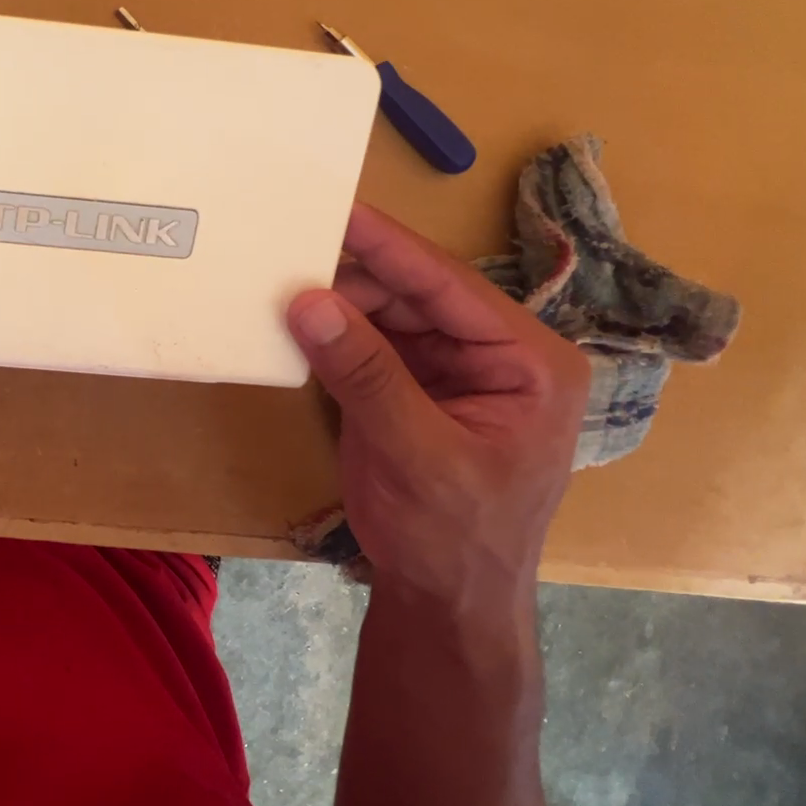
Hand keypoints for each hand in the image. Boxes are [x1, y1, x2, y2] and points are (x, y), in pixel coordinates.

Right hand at [286, 203, 589, 611]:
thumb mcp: (415, 453)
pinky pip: (364, 345)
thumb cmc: (453, 534)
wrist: (443, 596)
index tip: (335, 209)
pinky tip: (291, 319)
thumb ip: (366, 375)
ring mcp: (445, 369)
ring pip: (383, 315)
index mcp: (527, 359)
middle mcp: (490, 353)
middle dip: (352, 274)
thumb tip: (307, 301)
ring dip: (335, 301)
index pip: (448, 286)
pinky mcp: (406, 387)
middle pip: (413, 293)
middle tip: (287, 245)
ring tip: (278, 279)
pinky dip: (328, 333)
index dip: (390, 247)